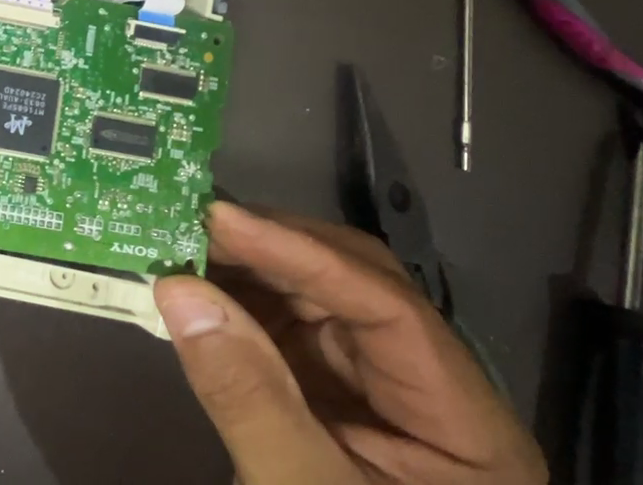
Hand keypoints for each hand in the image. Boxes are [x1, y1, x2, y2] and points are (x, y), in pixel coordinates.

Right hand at [154, 202, 545, 483]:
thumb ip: (250, 399)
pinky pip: (280, 322)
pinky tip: (191, 282)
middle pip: (355, 287)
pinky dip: (233, 296)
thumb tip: (178, 289)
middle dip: (271, 249)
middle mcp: (426, 386)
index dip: (302, 255)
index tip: (220, 217)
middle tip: (189, 221)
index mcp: (465, 426)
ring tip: (177, 242)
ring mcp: (373, 384)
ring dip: (244, 265)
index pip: (389, 309)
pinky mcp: (324, 387)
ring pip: (312, 295)